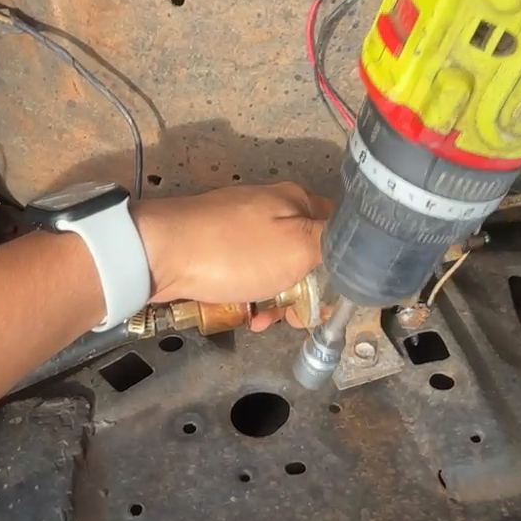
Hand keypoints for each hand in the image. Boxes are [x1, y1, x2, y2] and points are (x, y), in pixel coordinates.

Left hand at [132, 182, 332, 328]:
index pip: (339, 231)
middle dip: (303, 291)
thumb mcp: (297, 247)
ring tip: (262, 321)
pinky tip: (242, 313)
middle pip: (306, 255)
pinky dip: (248, 295)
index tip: (333, 297)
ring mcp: (240, 227)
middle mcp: (271, 208)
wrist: (159, 253)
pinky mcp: (216, 246)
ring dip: (273, 299)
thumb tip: (362, 238)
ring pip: (275, 269)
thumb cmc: (234, 252)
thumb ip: (333, 244)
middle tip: (293, 317)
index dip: (342, 266)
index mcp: (296, 200)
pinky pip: (245, 274)